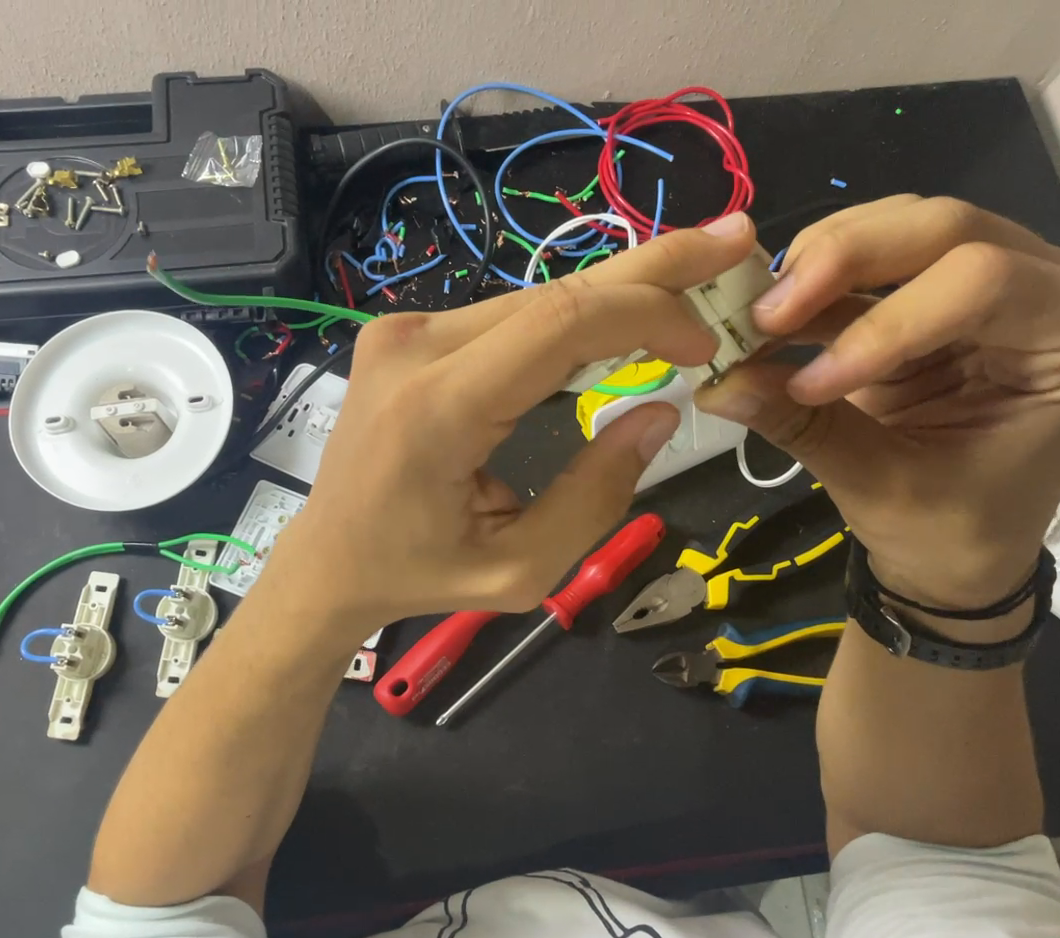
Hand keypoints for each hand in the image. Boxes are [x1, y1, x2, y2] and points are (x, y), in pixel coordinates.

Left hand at [262, 215, 760, 635]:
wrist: (327, 561)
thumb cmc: (417, 576)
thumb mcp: (520, 569)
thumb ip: (594, 497)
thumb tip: (659, 414)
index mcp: (438, 408)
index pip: (561, 324)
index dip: (647, 316)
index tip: (705, 342)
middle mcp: (414, 347)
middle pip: (552, 294)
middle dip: (651, 270)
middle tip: (732, 238)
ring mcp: (402, 333)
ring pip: (532, 302)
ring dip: (614, 296)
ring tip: (690, 278)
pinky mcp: (405, 335)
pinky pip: (504, 320)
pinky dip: (569, 319)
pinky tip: (619, 313)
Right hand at [696, 195, 1059, 608]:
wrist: (960, 552)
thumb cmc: (949, 530)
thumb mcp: (879, 485)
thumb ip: (804, 425)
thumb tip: (715, 383)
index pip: (982, 283)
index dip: (881, 324)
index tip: (806, 385)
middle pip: (946, 229)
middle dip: (841, 263)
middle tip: (760, 312)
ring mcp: (1009, 273)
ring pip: (908, 225)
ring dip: (823, 262)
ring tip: (761, 314)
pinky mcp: (949, 284)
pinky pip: (882, 252)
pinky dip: (820, 277)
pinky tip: (776, 309)